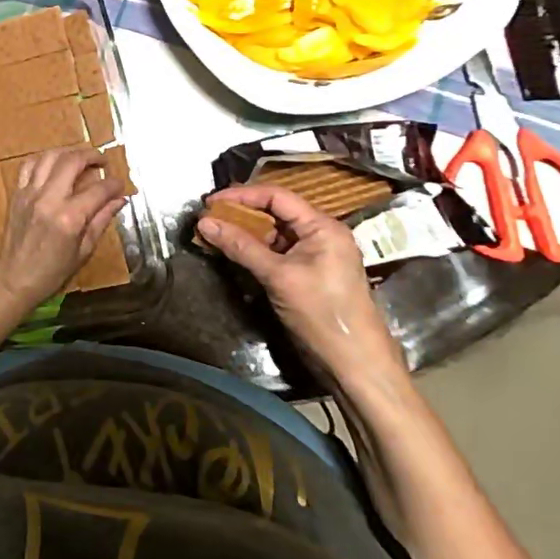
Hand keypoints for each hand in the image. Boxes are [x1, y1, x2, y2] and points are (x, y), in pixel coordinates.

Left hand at [0, 148, 127, 308]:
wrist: (15, 278)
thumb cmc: (53, 272)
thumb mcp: (84, 250)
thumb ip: (102, 219)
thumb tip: (119, 200)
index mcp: (69, 218)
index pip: (98, 189)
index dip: (114, 184)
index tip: (120, 185)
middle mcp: (49, 199)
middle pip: (72, 161)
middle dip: (92, 156)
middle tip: (102, 161)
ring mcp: (30, 194)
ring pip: (49, 157)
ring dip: (68, 152)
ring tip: (80, 158)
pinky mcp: (17, 194)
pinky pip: (29, 166)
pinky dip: (44, 160)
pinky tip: (54, 165)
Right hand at [197, 184, 401, 376]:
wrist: (355, 362)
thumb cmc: (321, 312)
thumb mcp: (278, 277)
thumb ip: (241, 247)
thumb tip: (205, 222)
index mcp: (322, 226)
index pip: (276, 197)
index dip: (241, 195)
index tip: (210, 202)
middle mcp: (320, 234)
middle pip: (275, 213)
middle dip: (241, 214)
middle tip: (208, 218)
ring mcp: (315, 255)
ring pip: (275, 235)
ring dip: (246, 234)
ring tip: (215, 235)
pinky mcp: (308, 274)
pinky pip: (278, 254)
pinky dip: (256, 252)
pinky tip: (234, 255)